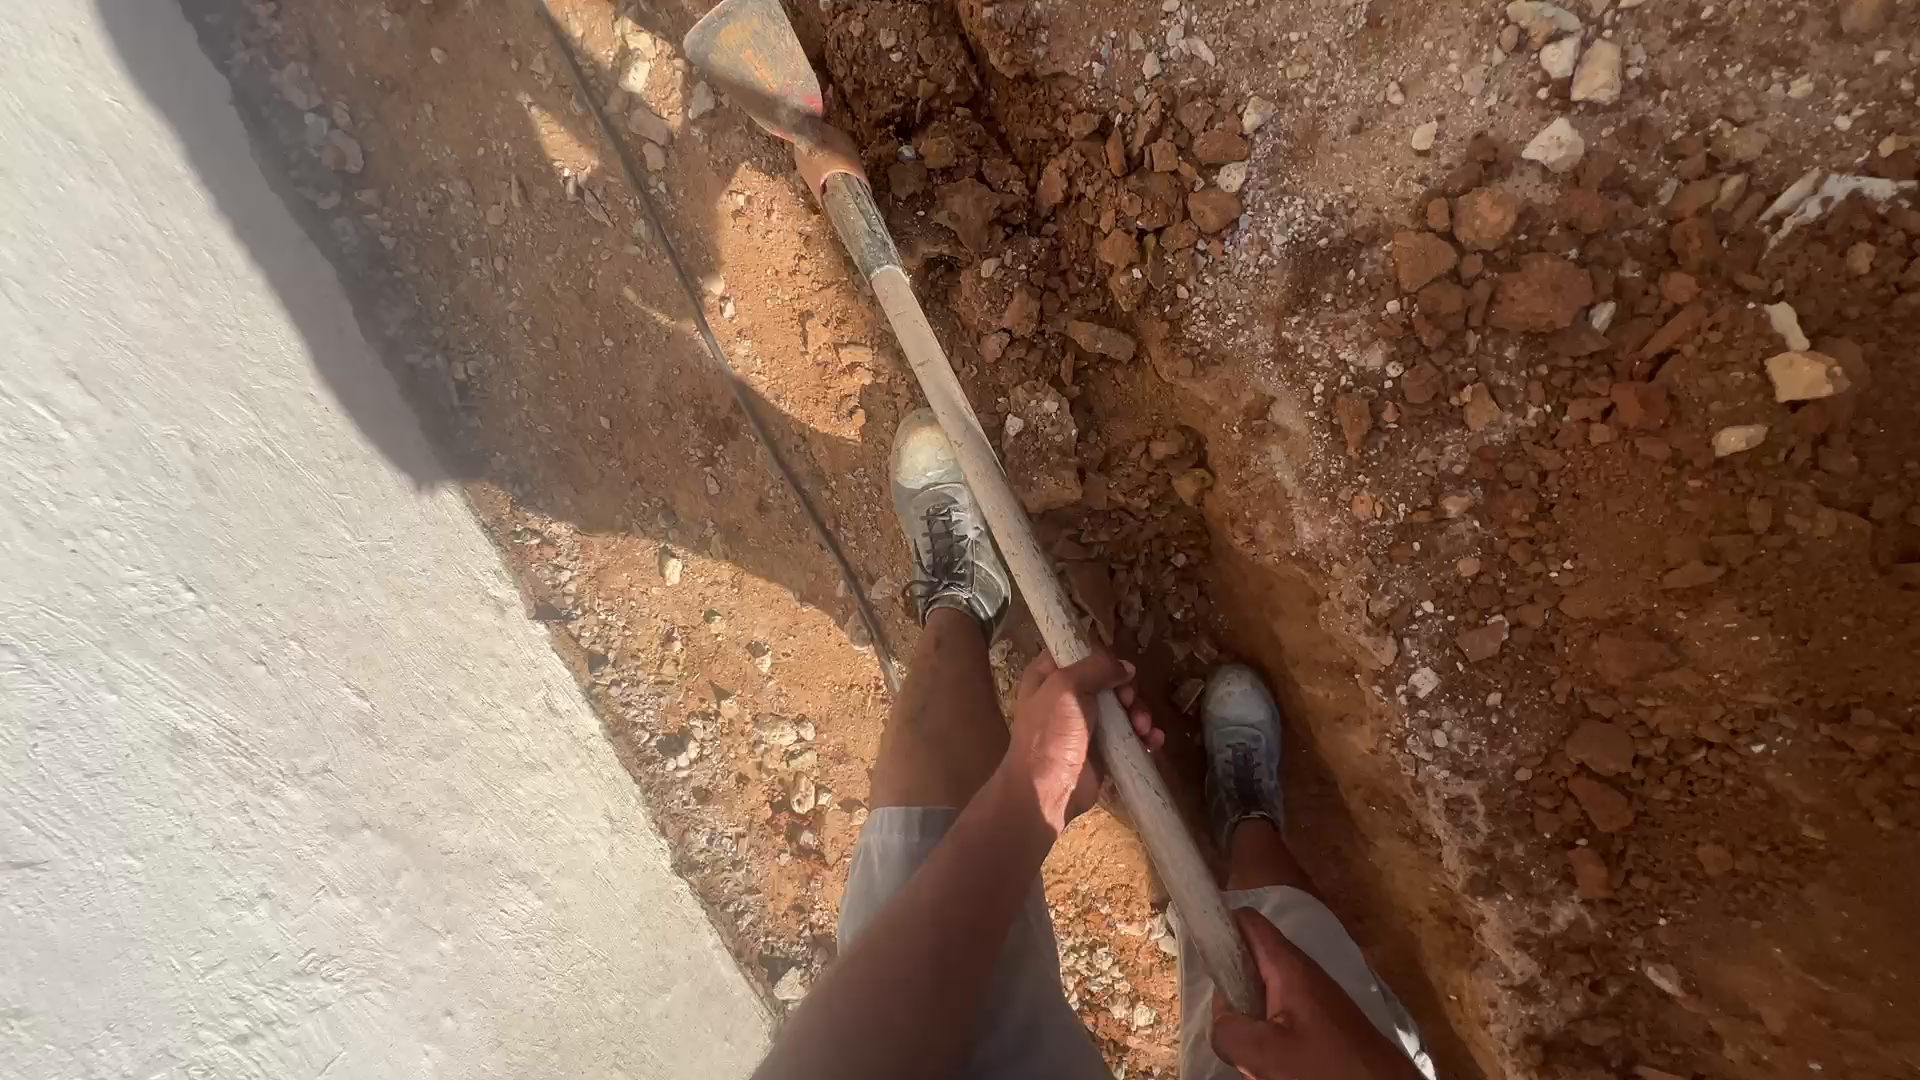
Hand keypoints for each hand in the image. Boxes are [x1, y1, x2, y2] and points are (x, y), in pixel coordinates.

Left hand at [1001, 650, 1162, 831]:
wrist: (1046, 789)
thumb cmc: (1050, 732)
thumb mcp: (1066, 687)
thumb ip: (1095, 667)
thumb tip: (1125, 667)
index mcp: (1048, 675)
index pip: (1078, 653)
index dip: (1101, 658)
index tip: (1118, 669)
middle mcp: (1065, 696)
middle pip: (1107, 680)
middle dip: (1126, 690)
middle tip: (1129, 701)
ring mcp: (1084, 724)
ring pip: (1121, 708)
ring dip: (1138, 713)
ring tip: (1143, 727)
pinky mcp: (1101, 749)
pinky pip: (1128, 735)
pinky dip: (1143, 735)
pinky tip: (1153, 741)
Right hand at [1211, 909, 1423, 1079]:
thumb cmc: (1333, 1071)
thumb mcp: (1270, 1054)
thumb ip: (1230, 1030)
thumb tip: (1221, 1019)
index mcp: (1288, 965)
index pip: (1245, 920)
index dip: (1218, 925)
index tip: (1202, 954)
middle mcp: (1300, 973)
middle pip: (1249, 962)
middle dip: (1231, 992)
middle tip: (1231, 1026)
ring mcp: (1313, 1000)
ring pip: (1262, 995)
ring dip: (1250, 1023)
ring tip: (1254, 1058)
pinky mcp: (1323, 1026)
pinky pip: (1281, 1019)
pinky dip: (1270, 1040)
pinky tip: (1273, 1068)